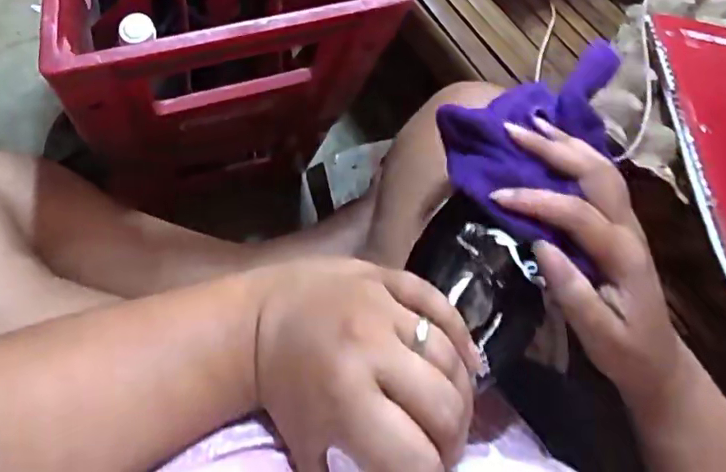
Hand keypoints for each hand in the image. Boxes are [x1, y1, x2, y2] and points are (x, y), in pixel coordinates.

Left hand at [250, 258, 483, 471]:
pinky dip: (461, 335)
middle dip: (451, 439)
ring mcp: (379, 302)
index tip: (426, 471)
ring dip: (460, 392)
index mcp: (346, 396)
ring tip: (449, 408)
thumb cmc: (286, 390)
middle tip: (440, 445)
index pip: (419, 455)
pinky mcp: (383, 273)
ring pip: (449, 355)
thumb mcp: (312, 450)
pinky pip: (438, 302)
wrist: (259, 318)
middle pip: (445, 406)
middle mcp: (369, 345)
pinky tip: (467, 363)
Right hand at [491, 119, 685, 414]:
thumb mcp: (598, 336)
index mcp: (623, 254)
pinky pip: (599, 173)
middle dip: (552, 148)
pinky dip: (575, 150)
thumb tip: (541, 245)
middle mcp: (629, 227)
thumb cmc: (626, 351)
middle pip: (595, 173)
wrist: (660, 363)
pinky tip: (555, 139)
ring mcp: (627, 220)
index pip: (577, 213)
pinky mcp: (619, 219)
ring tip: (532, 121)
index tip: (497, 195)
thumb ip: (573, 293)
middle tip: (511, 130)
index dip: (536, 200)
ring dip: (565, 141)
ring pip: (601, 166)